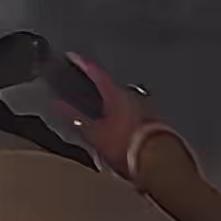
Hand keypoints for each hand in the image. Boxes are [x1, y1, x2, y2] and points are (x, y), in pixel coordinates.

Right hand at [65, 52, 163, 177]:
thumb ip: (75, 118)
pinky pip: (133, 111)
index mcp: (114, 93)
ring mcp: (146, 107)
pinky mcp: (155, 122)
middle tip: (85, 88)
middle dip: (98, 87)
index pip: (95, 72)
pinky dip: (123, 114)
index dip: (82, 63)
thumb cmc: (126, 145)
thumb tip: (57, 105)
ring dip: (111, 102)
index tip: (72, 55)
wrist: (163, 165)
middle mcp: (131, 95)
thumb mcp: (95, 134)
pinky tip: (119, 126)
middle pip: (110, 85)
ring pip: (123, 99)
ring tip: (101, 112)